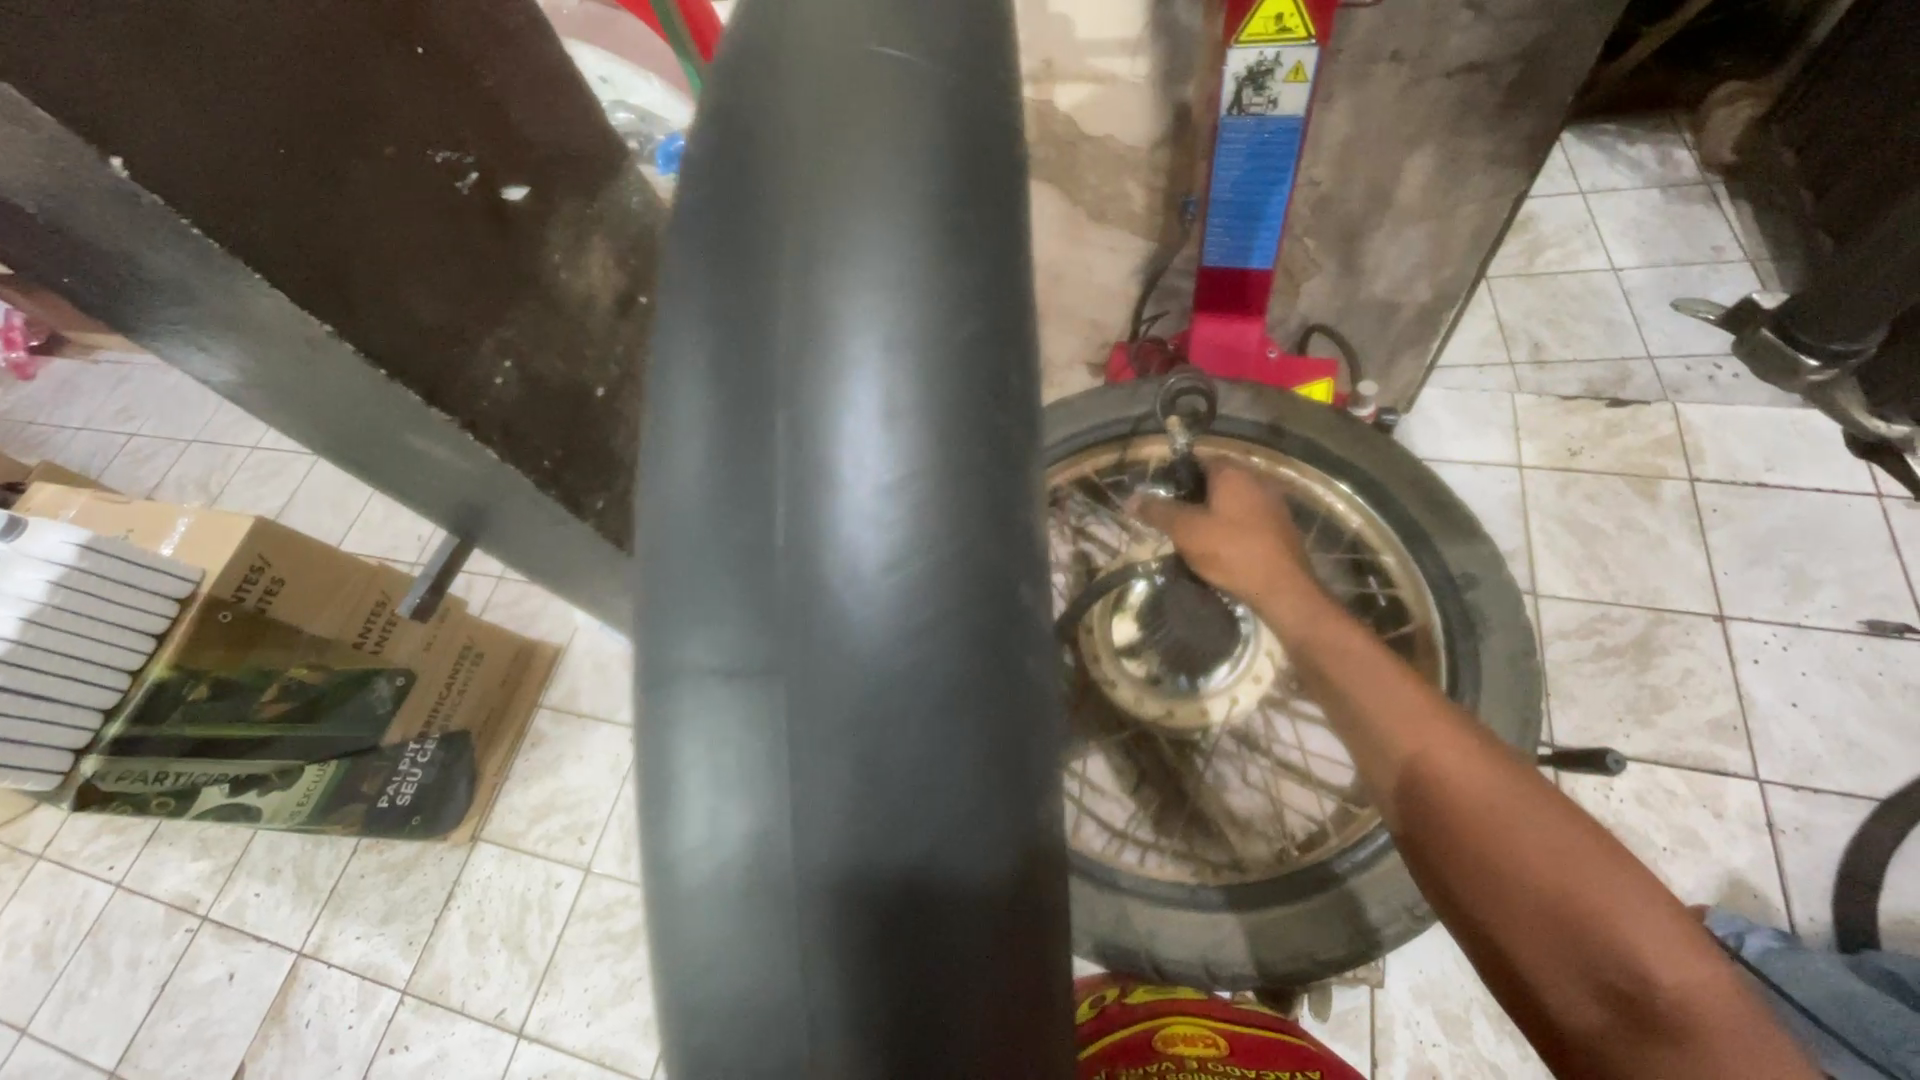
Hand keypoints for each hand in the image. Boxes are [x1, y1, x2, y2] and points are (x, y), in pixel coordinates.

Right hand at [1130, 459, 1317, 610]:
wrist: (1283, 587)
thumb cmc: (1231, 551)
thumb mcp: (1186, 531)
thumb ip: (1158, 512)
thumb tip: (1132, 498)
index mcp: (1232, 472)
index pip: (1197, 460)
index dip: (1175, 477)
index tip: (1160, 497)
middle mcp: (1256, 478)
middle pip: (1216, 481)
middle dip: (1194, 497)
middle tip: (1173, 520)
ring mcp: (1273, 502)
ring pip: (1233, 500)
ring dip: (1213, 513)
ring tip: (1194, 537)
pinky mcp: (1281, 526)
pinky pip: (1248, 518)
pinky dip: (1232, 527)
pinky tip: (1221, 548)